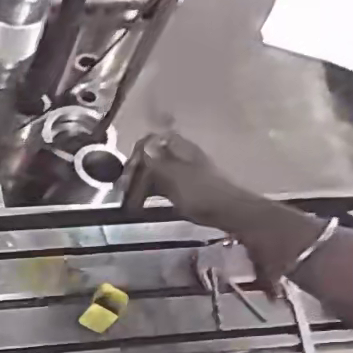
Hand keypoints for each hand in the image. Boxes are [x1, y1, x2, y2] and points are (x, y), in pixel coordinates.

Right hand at [135, 132, 262, 223]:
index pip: (149, 142)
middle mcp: (181, 155)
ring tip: (131, 201)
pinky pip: (162, 185)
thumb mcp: (173, 176)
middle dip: (136, 173)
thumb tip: (142, 144)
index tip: (126, 174)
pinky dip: (151, 192)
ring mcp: (184, 171)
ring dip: (141, 184)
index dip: (135, 155)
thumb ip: (155, 160)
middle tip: (124, 191)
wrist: (228, 211)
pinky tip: (145, 204)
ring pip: (155, 172)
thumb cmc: (200, 192)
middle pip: (150, 157)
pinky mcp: (187, 187)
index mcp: (179, 147)